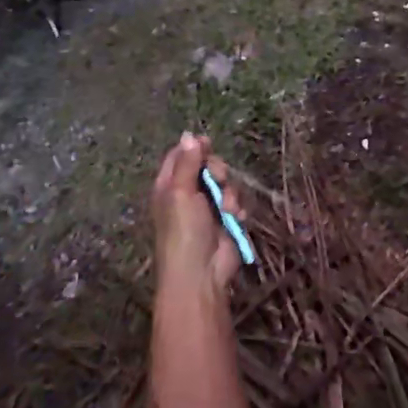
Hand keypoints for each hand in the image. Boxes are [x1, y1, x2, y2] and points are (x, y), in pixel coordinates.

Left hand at [151, 133, 245, 291]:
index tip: (207, 143)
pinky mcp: (227, 221)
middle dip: (218, 171)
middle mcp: (188, 194)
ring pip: (226, 184)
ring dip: (231, 194)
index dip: (194, 148)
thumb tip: (189, 135)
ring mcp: (208, 208)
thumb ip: (187, 162)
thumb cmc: (183, 231)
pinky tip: (236, 219)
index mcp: (169, 186)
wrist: (201, 273)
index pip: (180, 156)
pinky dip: (238, 210)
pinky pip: (238, 203)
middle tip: (219, 179)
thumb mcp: (181, 192)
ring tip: (227, 210)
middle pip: (207, 166)